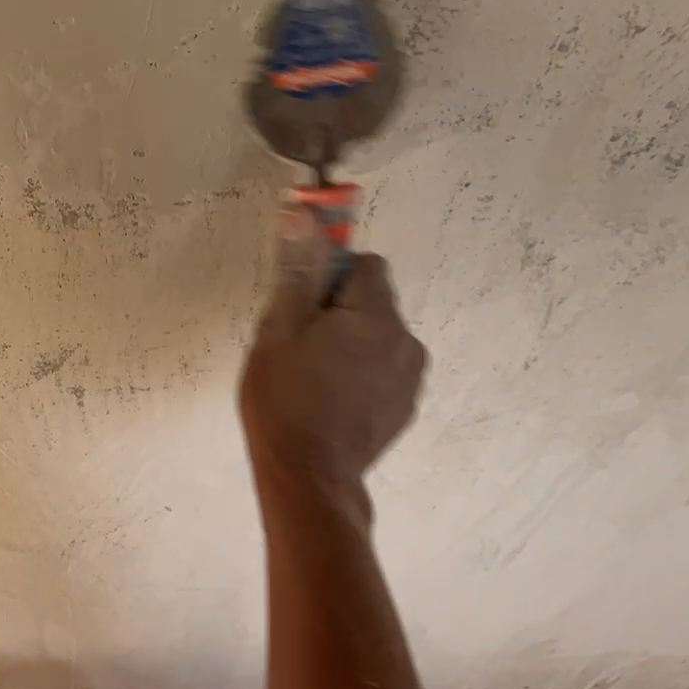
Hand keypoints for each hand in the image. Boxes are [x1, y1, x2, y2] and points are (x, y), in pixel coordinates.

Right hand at [239, 203, 426, 516]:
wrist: (307, 474)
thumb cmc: (284, 396)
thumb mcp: (278, 329)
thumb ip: (297, 271)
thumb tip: (303, 214)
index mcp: (376, 315)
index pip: (365, 264)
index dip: (328, 275)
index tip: (297, 303)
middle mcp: (406, 341)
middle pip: (370, 302)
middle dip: (334, 311)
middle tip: (293, 343)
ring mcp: (410, 378)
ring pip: (374, 338)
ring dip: (345, 343)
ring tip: (307, 375)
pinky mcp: (403, 407)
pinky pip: (379, 370)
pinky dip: (355, 373)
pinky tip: (325, 399)